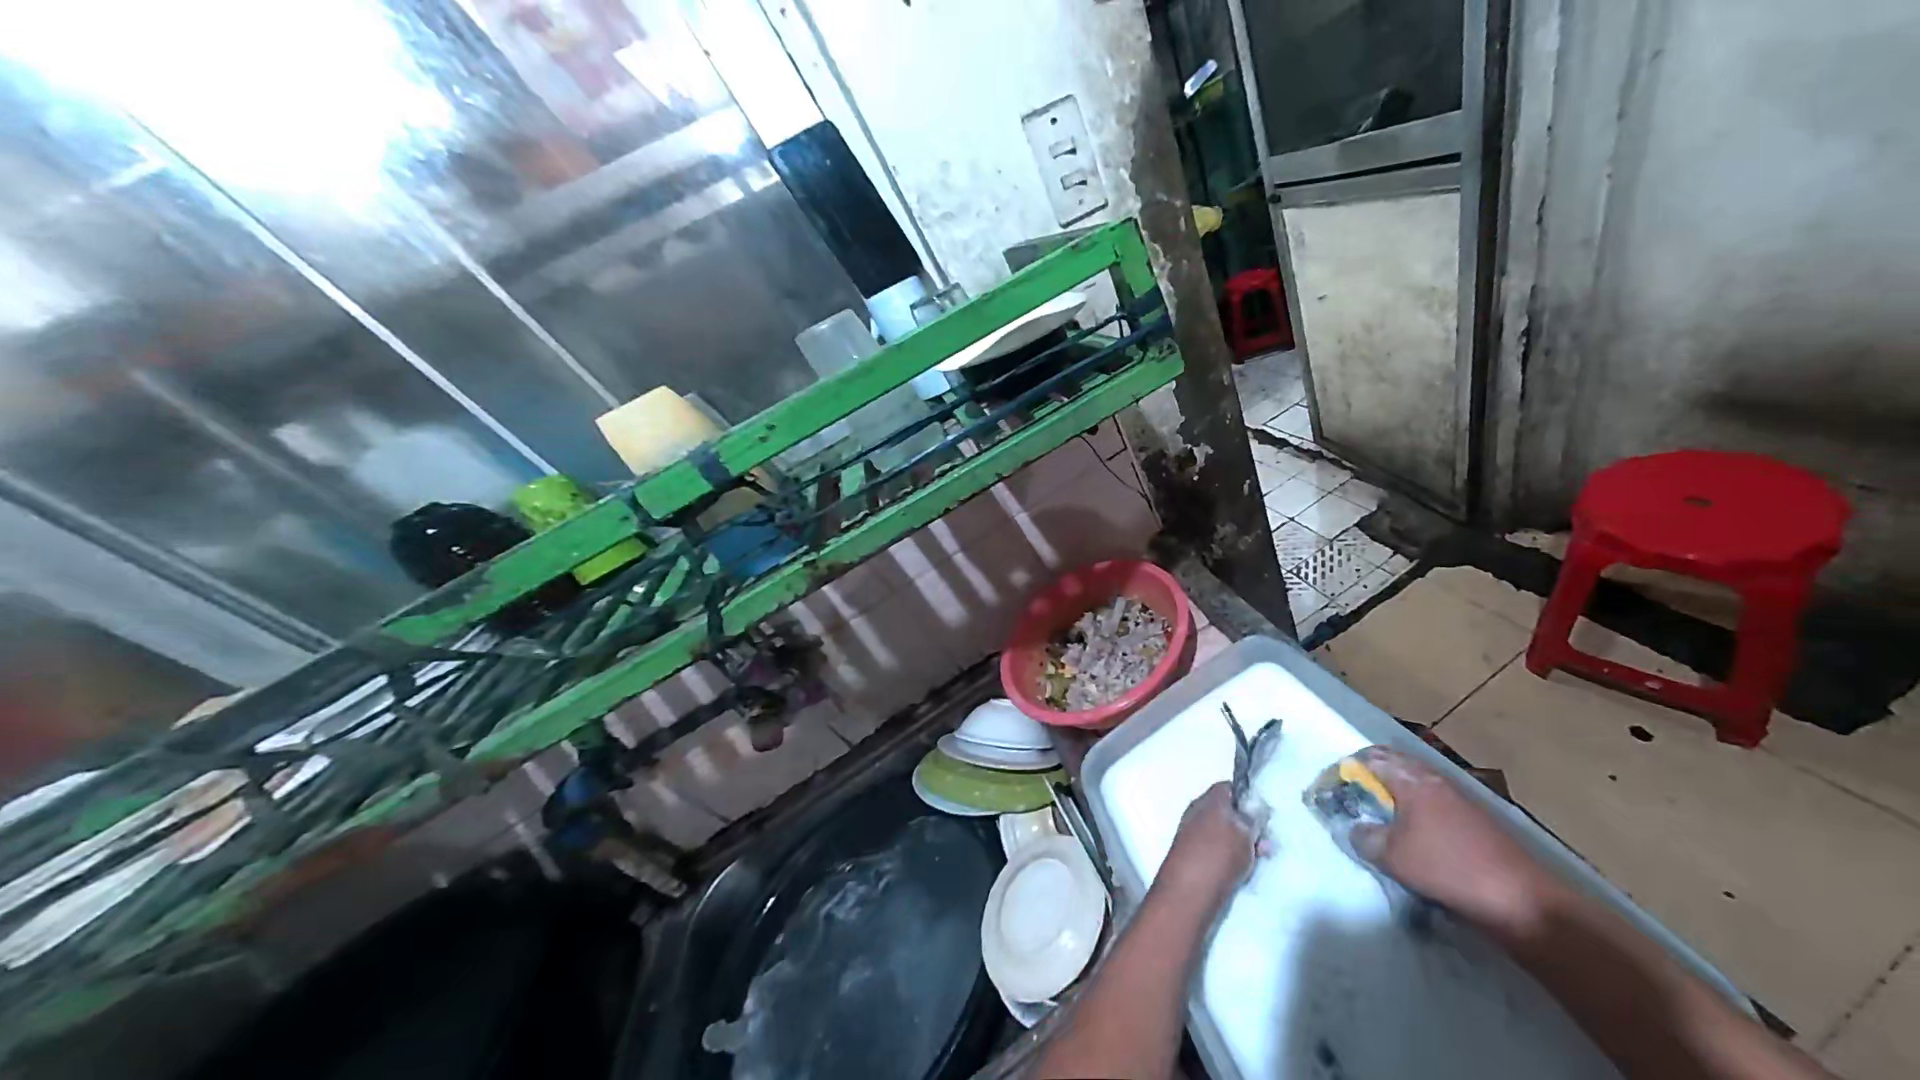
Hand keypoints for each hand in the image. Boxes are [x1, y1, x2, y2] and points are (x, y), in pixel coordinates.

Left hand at [1156, 781, 1257, 910]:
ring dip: (1242, 843)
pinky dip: (1231, 855)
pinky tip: (1243, 869)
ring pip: (1224, 831)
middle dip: (1248, 825)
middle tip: (1265, 841)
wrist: (1190, 889)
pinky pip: (1217, 848)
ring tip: (1259, 858)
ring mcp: (1192, 834)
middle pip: (1228, 812)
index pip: (1229, 788)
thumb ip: (1253, 817)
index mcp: (1208, 800)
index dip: (1248, 797)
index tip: (1263, 813)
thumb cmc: (1220, 853)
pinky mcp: (1193, 855)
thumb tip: (1255, 806)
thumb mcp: (1246, 831)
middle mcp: (1197, 812)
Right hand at [1348, 747, 1554, 931]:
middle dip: (1369, 775)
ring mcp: (1459, 798)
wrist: (1523, 901)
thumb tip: (1353, 828)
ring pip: (1415, 782)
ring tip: (1378, 814)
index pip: (1370, 758)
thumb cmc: (1447, 868)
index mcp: (1412, 779)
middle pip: (1394, 764)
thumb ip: (1363, 836)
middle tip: (1352, 796)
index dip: (1346, 768)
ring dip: (1394, 792)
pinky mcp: (1474, 819)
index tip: (1332, 786)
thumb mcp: (1391, 856)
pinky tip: (1411, 830)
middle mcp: (1435, 779)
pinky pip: (1433, 801)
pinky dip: (1414, 807)